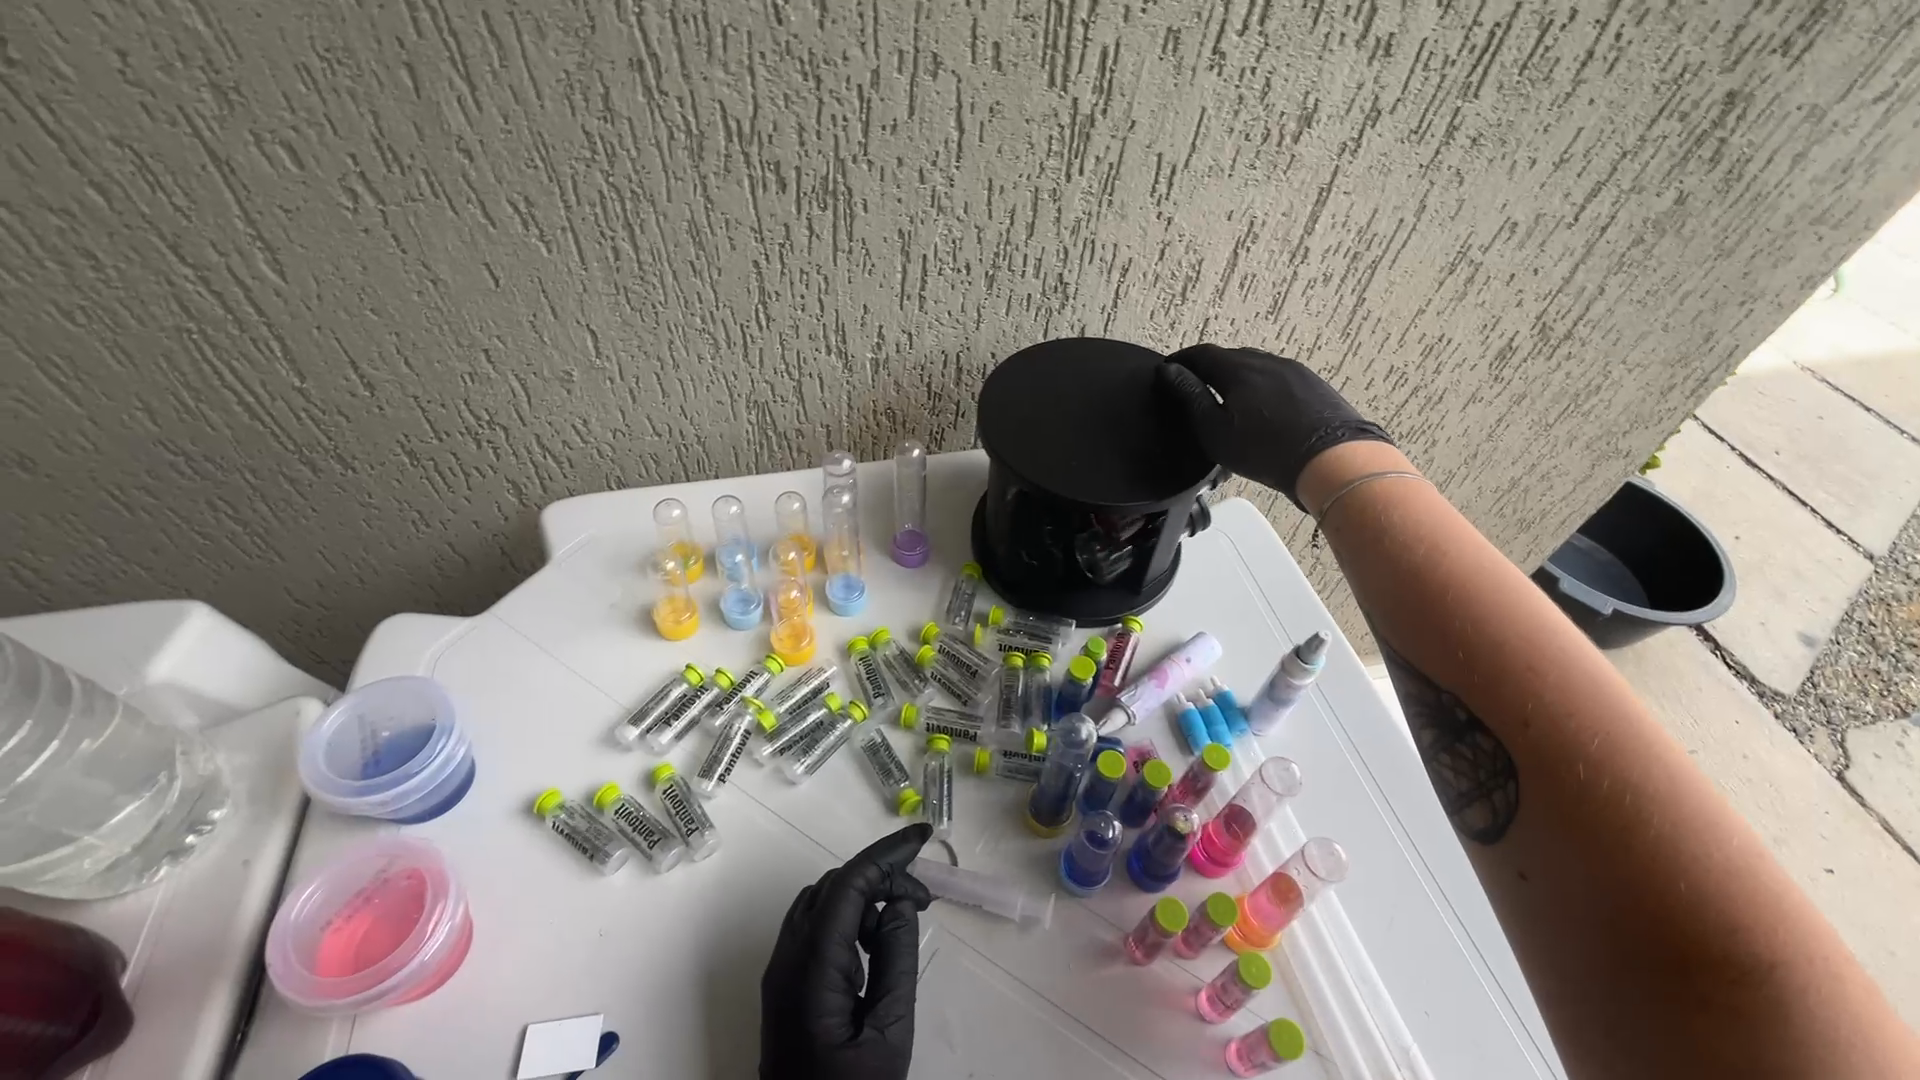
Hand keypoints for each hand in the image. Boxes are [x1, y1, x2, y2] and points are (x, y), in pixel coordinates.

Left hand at [760, 824, 934, 1079]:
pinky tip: (874, 946)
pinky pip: (814, 928)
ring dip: (864, 897)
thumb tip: (901, 903)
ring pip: (821, 903)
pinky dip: (848, 920)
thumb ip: (896, 960)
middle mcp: (787, 957)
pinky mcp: (784, 983)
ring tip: (902, 922)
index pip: (848, 884)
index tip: (924, 838)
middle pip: (832, 887)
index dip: (887, 854)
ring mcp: (780, 970)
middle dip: (880, 877)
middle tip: (923, 898)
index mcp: (811, 966)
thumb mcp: (888, 1031)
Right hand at [1158, 344, 1393, 509]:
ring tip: (1226, 398)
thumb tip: (1169, 371)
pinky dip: (1260, 386)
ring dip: (1237, 377)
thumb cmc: (1266, 450)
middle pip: (1230, 357)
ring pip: (1256, 367)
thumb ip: (1190, 397)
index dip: (1181, 360)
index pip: (1201, 354)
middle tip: (1194, 386)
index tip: (1168, 369)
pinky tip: (1260, 406)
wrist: (1332, 460)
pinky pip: (1277, 378)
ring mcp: (1294, 371)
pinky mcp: (1314, 385)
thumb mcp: (1215, 430)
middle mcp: (1266, 362)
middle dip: (1209, 368)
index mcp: (1238, 369)